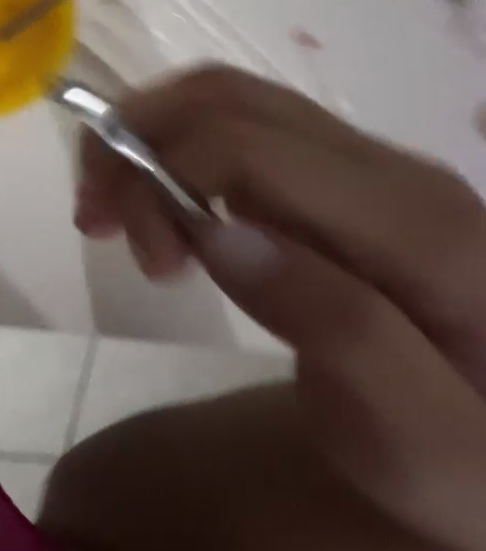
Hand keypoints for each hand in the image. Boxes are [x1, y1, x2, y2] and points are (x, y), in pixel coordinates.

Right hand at [75, 65, 485, 550]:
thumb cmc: (451, 454)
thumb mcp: (414, 437)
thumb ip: (341, 336)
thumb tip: (220, 234)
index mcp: (428, 232)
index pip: (244, 145)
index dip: (157, 178)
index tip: (147, 264)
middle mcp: (398, 171)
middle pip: (220, 103)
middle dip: (129, 150)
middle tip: (100, 228)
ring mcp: (370, 161)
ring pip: (214, 97)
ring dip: (135, 140)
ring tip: (113, 214)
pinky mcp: (340, 165)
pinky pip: (226, 117)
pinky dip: (162, 143)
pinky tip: (155, 204)